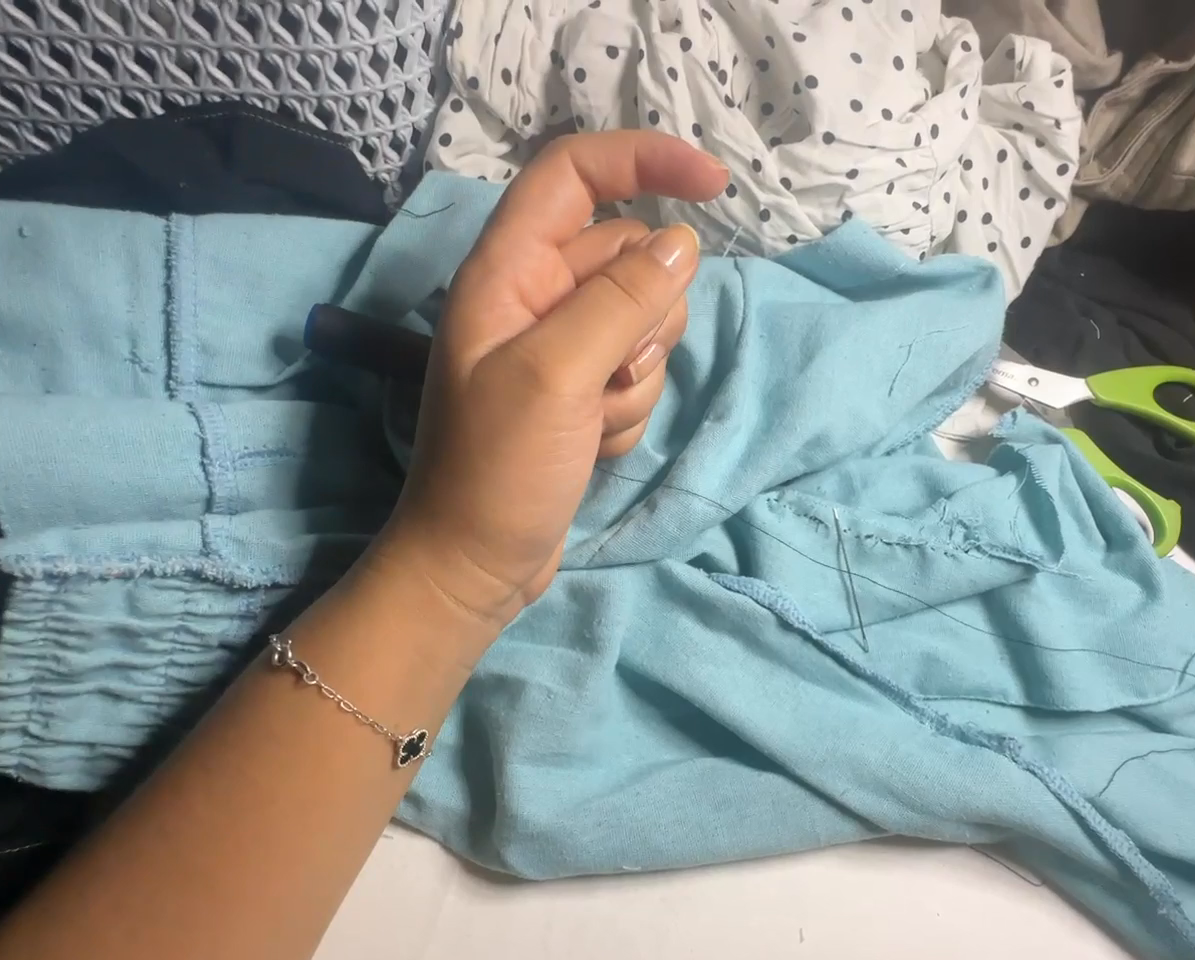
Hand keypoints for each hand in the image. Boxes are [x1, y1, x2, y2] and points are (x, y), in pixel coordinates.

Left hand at [374, 132, 727, 626]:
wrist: (478, 563)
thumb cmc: (498, 468)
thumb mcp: (557, 375)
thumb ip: (620, 300)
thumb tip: (681, 244)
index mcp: (509, 271)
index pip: (577, 175)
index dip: (644, 162)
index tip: (716, 185)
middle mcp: (536, 299)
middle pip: (630, 258)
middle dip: (644, 317)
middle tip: (610, 373)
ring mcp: (563, 351)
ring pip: (644, 324)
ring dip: (638, 376)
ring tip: (593, 421)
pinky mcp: (583, 394)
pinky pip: (638, 376)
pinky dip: (630, 411)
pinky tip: (593, 446)